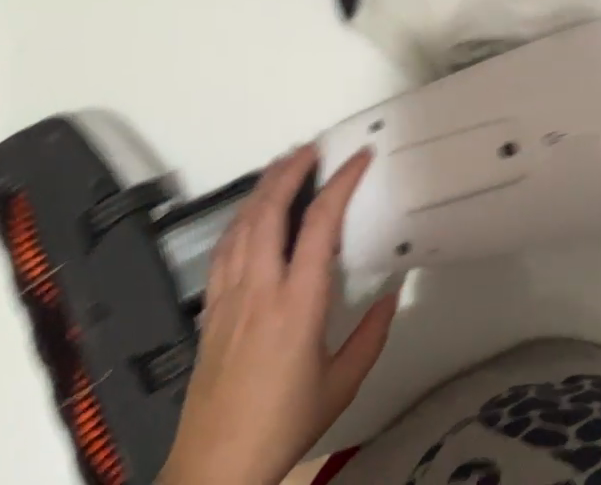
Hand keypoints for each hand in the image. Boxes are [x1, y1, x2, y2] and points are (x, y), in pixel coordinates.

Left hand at [160, 146, 397, 484]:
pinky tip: (250, 214)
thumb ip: (371, 336)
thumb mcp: (342, 385)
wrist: (216, 464)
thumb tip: (391, 293)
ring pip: (242, 223)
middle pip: (269, 209)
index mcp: (297, 304)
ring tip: (283, 166)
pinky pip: (223, 249)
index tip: (358, 159)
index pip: (320, 225)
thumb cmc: (285, 424)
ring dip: (263, 187)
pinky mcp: (210, 308)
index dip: (340, 183)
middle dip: (291, 170)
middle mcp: (259, 288)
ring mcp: (228, 295)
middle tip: (313, 148)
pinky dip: (240, 219)